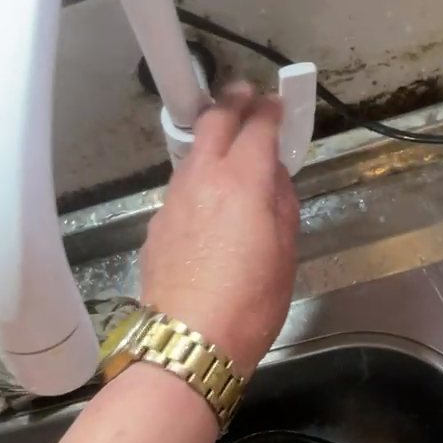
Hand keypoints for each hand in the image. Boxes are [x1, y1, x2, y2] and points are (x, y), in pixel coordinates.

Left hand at [138, 84, 298, 375]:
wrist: (190, 342)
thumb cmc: (246, 309)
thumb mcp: (285, 257)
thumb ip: (282, 207)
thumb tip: (275, 181)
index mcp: (242, 183)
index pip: (258, 127)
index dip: (271, 111)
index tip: (278, 107)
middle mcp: (203, 181)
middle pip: (214, 121)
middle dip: (233, 104)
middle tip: (247, 100)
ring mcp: (174, 202)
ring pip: (192, 154)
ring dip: (210, 142)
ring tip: (227, 150)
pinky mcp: (157, 227)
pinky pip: (179, 189)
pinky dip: (195, 180)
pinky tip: (206, 201)